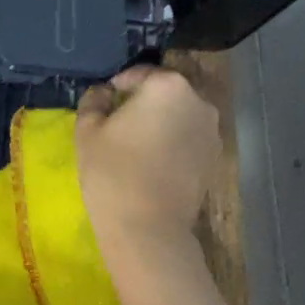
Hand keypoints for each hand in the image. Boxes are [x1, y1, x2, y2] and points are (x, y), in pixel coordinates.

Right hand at [74, 66, 221, 253]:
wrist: (149, 229)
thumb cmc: (113, 173)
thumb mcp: (88, 132)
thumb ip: (94, 101)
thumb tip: (102, 92)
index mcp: (168, 86)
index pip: (140, 74)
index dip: (119, 86)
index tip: (105, 103)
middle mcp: (198, 101)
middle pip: (165, 92)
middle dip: (144, 102)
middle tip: (119, 123)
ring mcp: (211, 131)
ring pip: (179, 116)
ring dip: (161, 122)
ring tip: (137, 145)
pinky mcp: (215, 158)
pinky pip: (190, 138)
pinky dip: (174, 142)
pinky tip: (154, 162)